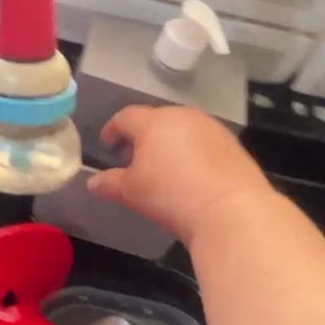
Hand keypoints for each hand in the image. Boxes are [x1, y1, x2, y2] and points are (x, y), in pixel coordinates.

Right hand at [88, 106, 274, 242]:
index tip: (107, 144)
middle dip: (141, 136)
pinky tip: (190, 174)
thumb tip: (93, 182)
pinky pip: (202, 141)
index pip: (126, 117)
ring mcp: (211, 128)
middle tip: (133, 158)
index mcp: (153, 123)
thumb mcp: (132, 192)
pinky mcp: (231, 143)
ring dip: (168, 142)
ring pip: (181, 129)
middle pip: (155, 120)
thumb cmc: (171, 195)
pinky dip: (191, 151)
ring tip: (162, 167)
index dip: (113, 130)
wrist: (230, 209)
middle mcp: (183, 116)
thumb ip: (109, 183)